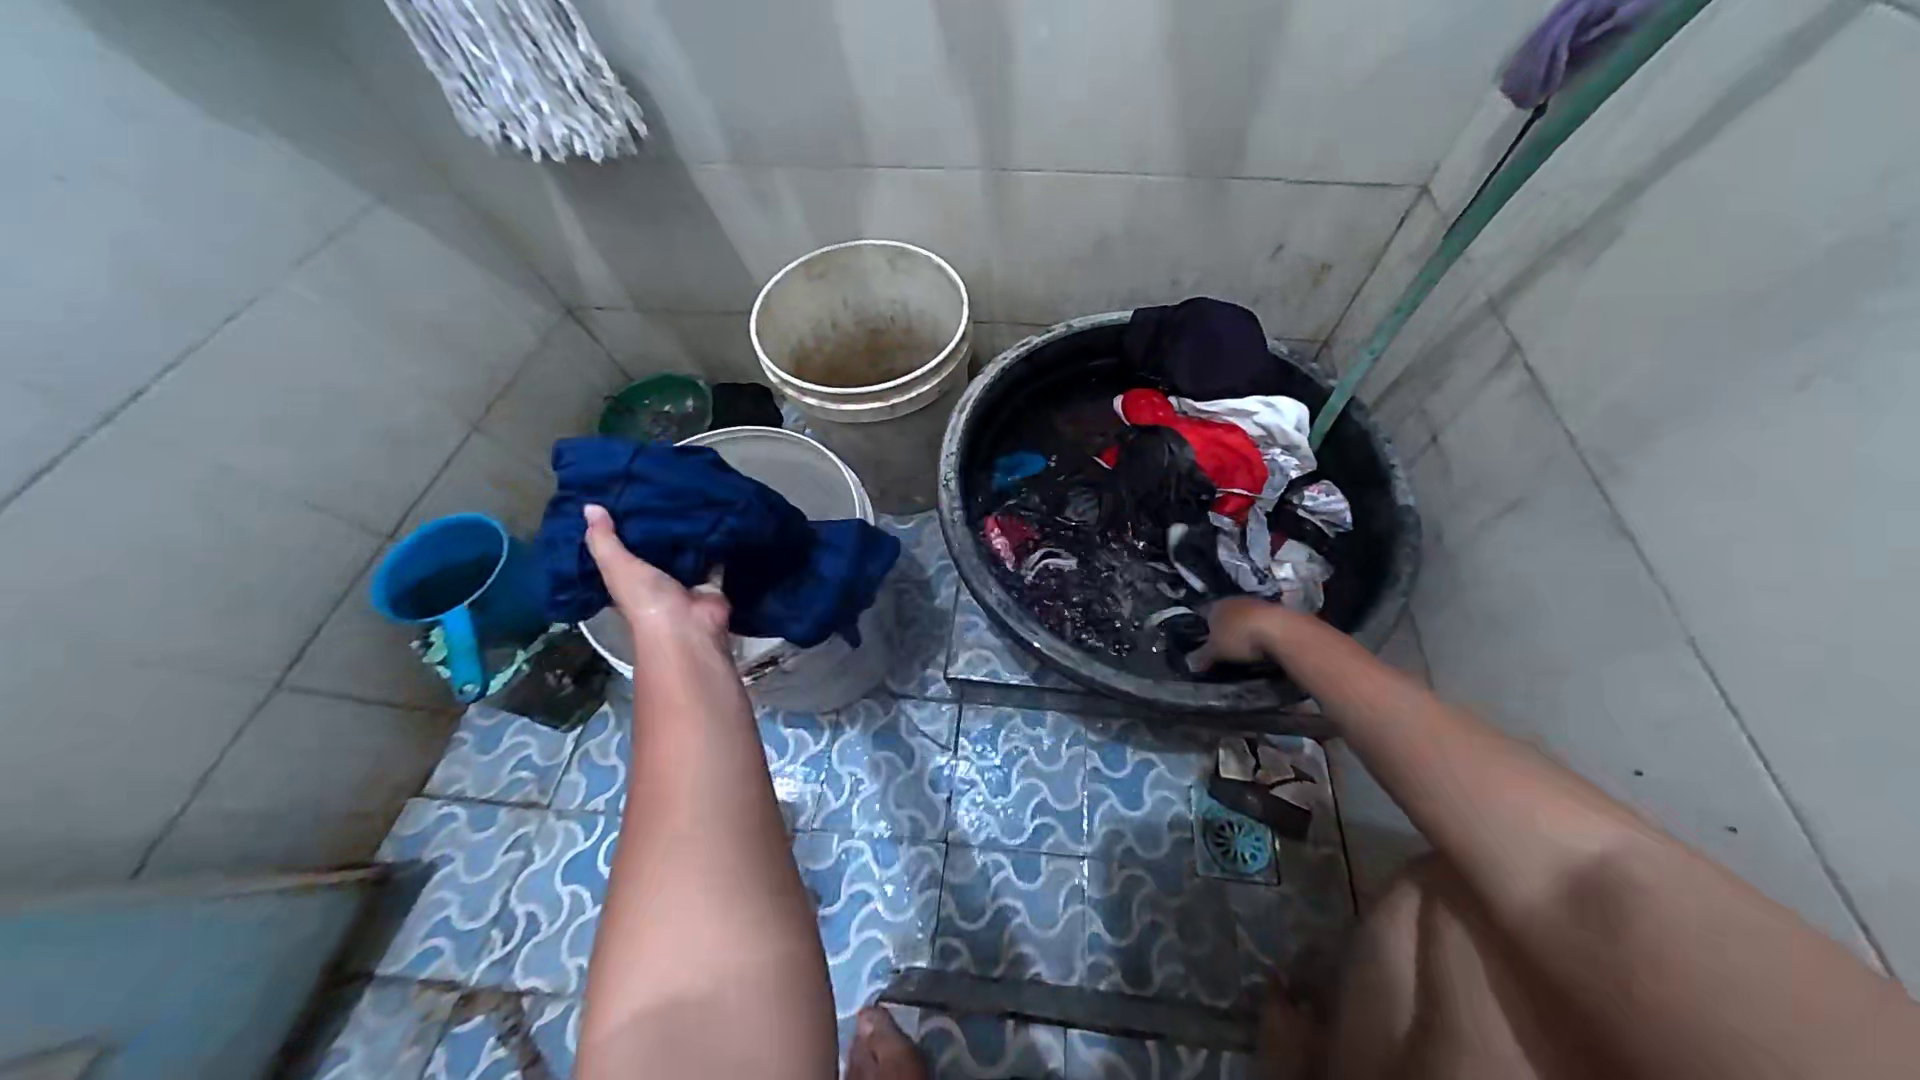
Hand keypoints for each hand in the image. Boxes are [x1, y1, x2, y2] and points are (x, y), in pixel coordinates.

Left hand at [583, 503, 729, 648]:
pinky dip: (717, 541)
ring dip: (689, 532)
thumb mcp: (616, 566)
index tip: (627, 498)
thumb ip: (603, 539)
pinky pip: (715, 557)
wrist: (687, 625)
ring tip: (692, 495)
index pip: (622, 550)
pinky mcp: (710, 581)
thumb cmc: (645, 598)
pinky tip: (717, 516)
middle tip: (665, 489)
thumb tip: (589, 506)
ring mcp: (685, 581)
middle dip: (660, 524)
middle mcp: (656, 579)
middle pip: (656, 548)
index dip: (622, 527)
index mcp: (628, 578)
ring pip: (686, 551)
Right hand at [1187, 595, 1283, 670]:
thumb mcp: (1216, 651)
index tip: (1201, 634)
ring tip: (1242, 641)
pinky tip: (1260, 639)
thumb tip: (1190, 663)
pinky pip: (1259, 618)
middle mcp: (1231, 600)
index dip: (1201, 623)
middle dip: (1222, 623)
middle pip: (1223, 611)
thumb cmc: (1237, 636)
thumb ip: (1203, 655)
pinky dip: (1257, 627)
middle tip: (1222, 640)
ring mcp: (1253, 602)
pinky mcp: (1272, 608)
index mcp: (1213, 607)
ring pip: (1242, 613)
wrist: (1276, 628)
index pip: (1202, 612)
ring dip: (1242, 624)